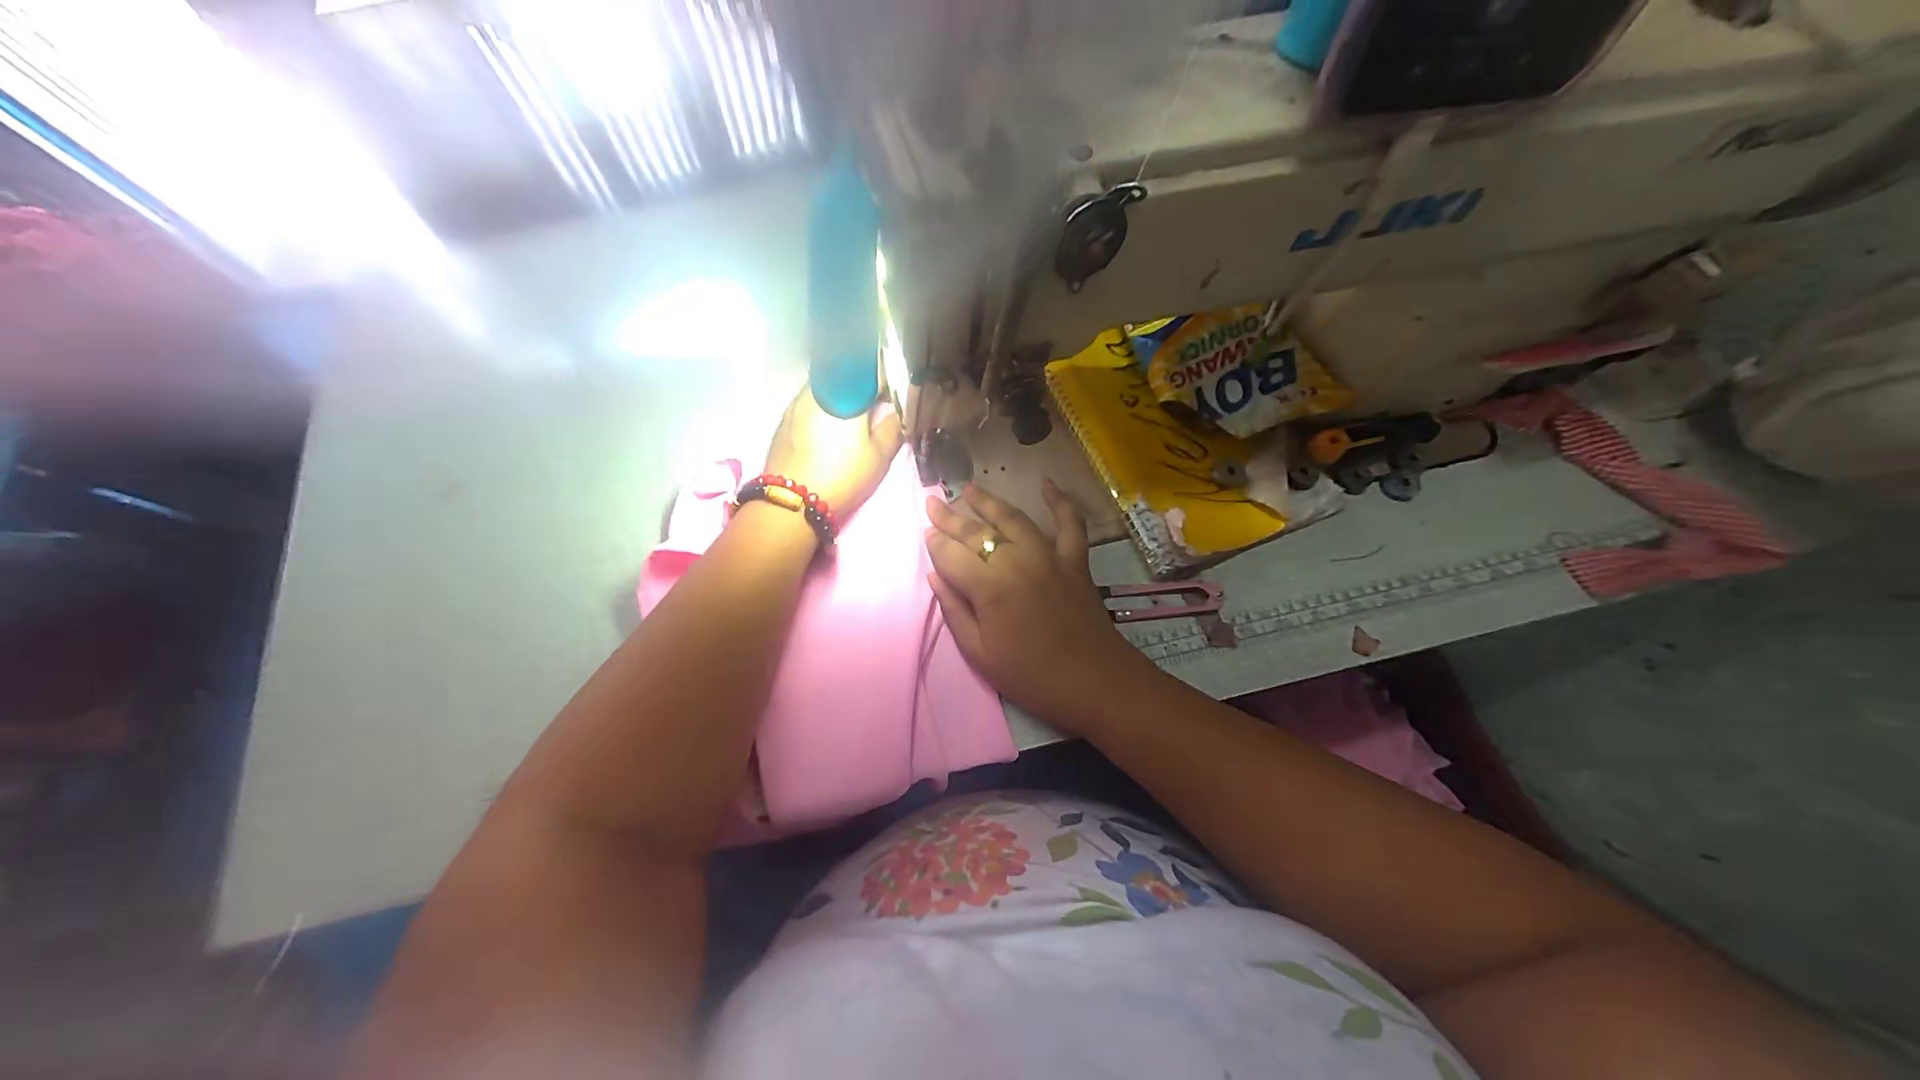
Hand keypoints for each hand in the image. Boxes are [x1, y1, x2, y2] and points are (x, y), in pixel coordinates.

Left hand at [763, 385, 903, 517]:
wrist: (791, 503)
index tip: (892, 387)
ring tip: (852, 416)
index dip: (883, 373)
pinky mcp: (784, 419)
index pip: (867, 366)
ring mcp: (796, 402)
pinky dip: (823, 406)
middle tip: (874, 402)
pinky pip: (809, 401)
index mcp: (844, 393)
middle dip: (859, 381)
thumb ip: (893, 426)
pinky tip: (828, 427)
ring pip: (824, 385)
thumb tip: (898, 408)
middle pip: (842, 371)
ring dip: (840, 393)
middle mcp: (817, 389)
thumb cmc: (841, 477)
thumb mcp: (879, 457)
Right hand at [924, 482, 1149, 727]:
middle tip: (933, 501)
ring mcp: (1049, 556)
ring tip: (969, 489)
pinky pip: (1069, 523)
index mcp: (989, 587)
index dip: (935, 543)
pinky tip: (1047, 484)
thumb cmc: (1031, 676)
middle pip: (976, 532)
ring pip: (1013, 519)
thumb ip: (954, 611)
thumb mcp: (980, 654)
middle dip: (950, 517)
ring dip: (989, 502)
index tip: (925, 533)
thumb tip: (935, 576)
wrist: (1094, 682)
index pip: (951, 555)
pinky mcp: (1075, 560)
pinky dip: (1060, 501)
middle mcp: (1016, 561)